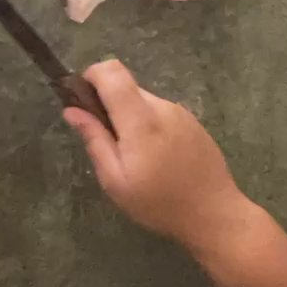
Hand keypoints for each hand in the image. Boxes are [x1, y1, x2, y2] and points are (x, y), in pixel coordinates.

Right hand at [64, 60, 258, 252]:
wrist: (214, 214)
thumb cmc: (158, 203)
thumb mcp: (115, 180)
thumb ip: (94, 140)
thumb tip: (72, 110)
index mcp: (140, 120)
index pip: (112, 72)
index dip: (92, 75)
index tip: (82, 100)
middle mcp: (162, 107)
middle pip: (126, 86)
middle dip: (108, 104)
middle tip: (106, 141)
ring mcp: (180, 112)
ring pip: (142, 100)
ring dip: (129, 117)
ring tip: (133, 155)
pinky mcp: (192, 121)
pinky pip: (159, 112)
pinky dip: (147, 124)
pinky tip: (155, 156)